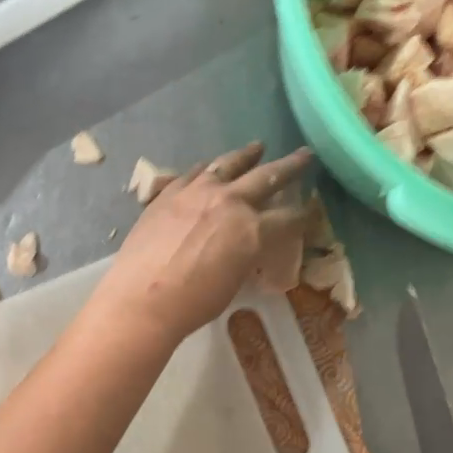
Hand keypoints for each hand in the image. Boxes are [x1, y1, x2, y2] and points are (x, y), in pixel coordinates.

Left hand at [95, 142, 313, 347]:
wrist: (142, 300)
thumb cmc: (193, 303)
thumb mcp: (233, 282)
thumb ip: (245, 257)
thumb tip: (247, 248)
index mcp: (252, 230)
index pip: (288, 218)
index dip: (302, 215)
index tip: (310, 209)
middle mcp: (229, 202)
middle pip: (267, 177)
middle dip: (289, 167)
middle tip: (304, 155)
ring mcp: (196, 192)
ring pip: (227, 165)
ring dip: (246, 156)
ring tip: (256, 148)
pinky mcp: (168, 194)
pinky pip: (192, 174)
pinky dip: (206, 169)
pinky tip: (208, 168)